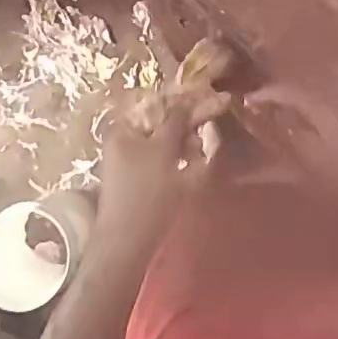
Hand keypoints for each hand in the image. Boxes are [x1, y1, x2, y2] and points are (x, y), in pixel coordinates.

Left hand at [94, 90, 218, 242]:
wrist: (128, 242)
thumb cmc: (145, 192)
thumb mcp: (163, 151)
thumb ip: (176, 122)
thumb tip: (186, 99)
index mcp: (124, 128)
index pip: (156, 103)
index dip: (183, 99)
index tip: (210, 96)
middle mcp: (125, 140)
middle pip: (162, 122)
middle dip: (188, 122)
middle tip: (213, 119)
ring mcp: (132, 161)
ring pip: (166, 143)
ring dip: (187, 141)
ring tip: (202, 149)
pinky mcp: (142, 180)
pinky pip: (164, 161)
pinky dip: (180, 159)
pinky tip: (196, 164)